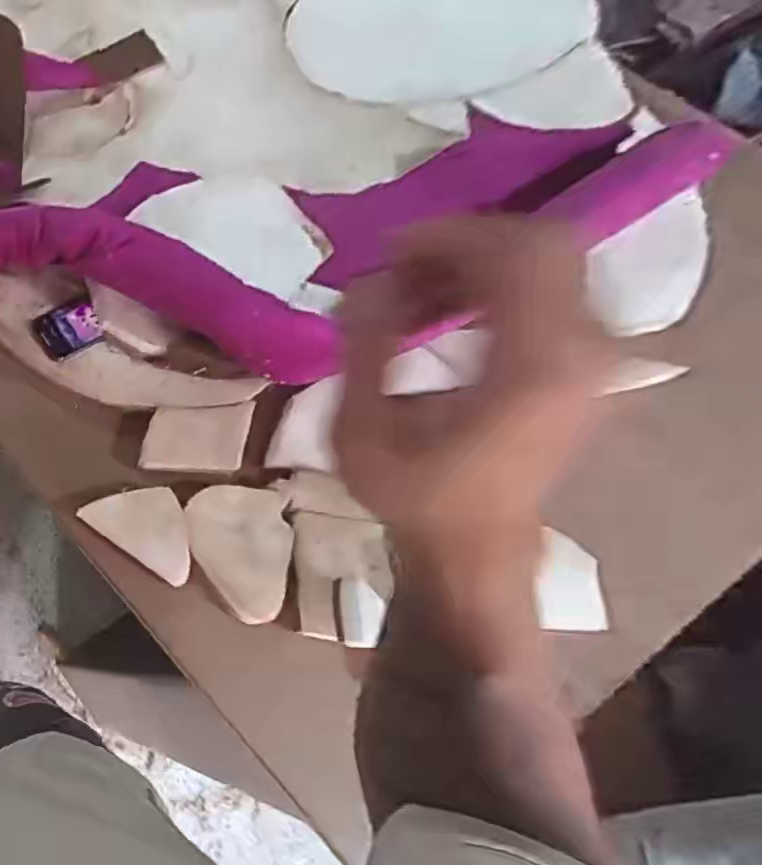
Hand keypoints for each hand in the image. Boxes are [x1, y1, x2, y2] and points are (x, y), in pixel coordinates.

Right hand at [336, 217, 613, 598]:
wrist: (472, 540)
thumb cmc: (412, 493)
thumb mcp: (365, 431)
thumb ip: (364, 354)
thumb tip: (359, 291)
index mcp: (534, 362)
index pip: (519, 256)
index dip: (452, 236)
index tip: (386, 248)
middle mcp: (583, 345)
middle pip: (542, 249)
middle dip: (461, 245)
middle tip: (393, 267)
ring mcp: (592, 353)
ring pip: (547, 268)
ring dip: (473, 267)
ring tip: (405, 293)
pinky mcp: (582, 362)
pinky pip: (547, 296)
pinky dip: (491, 289)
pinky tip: (438, 313)